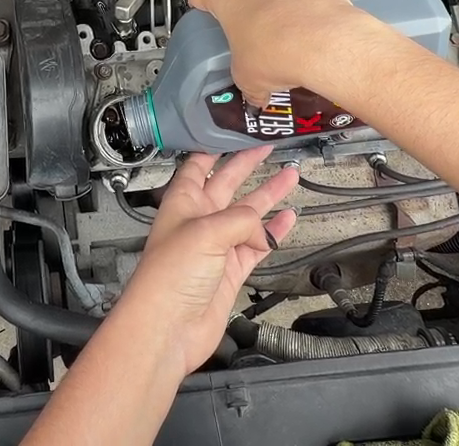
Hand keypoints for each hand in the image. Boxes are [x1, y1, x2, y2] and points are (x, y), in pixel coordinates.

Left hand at [110, 148, 298, 375]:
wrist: (168, 327)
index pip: (199, 163)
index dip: (216, 146)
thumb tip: (262, 228)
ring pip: (248, 213)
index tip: (236, 131)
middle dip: (248, 165)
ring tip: (291, 177)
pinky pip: (256, 244)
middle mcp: (199, 218)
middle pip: (228, 182)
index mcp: (184, 200)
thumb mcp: (206, 233)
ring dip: (268, 195)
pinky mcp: (230, 269)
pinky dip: (274, 231)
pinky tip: (288, 220)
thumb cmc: (169, 277)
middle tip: (269, 148)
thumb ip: (240, 220)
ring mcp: (216, 244)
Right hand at [190, 0, 389, 105]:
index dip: (203, 5)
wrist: (324, 46)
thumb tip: (255, 96)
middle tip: (254, 28)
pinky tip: (317, 1)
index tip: (207, 11)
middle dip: (246, 1)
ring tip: (290, 20)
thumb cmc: (279, 53)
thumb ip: (246, 83)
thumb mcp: (248, 77)